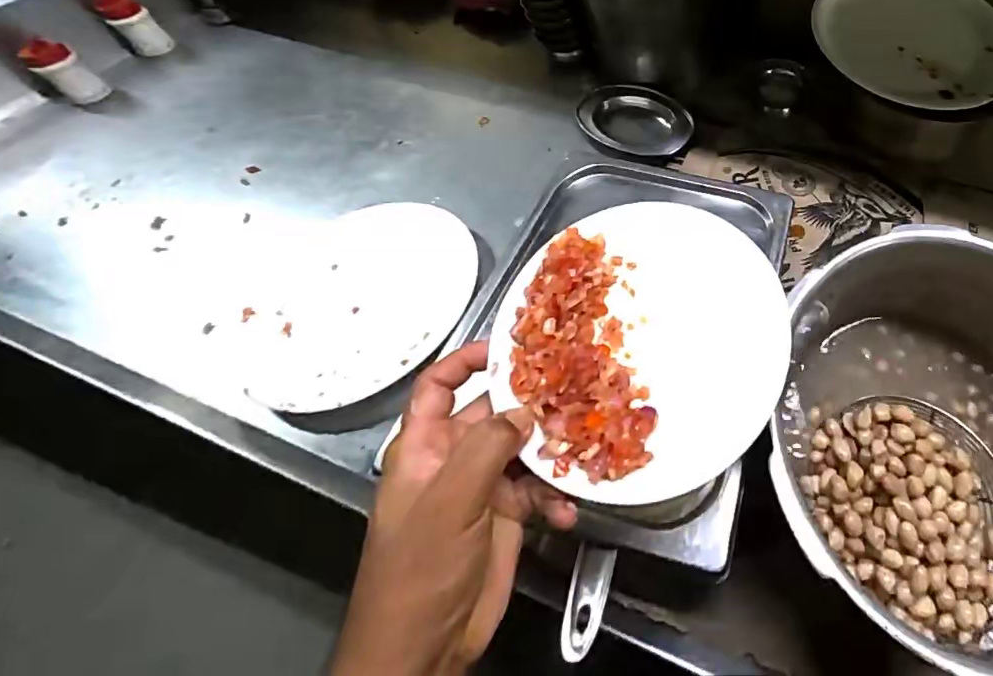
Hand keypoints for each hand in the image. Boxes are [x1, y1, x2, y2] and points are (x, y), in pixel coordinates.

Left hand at [331, 343, 575, 675]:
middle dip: (529, 405)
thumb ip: (487, 447)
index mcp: (424, 447)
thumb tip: (523, 411)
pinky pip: (537, 490)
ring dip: (550, 451)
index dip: (466, 360)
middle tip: (568, 394)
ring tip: (577, 451)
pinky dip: (555, 495)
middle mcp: (453, 460)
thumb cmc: (415, 575)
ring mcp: (481, 487)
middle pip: (494, 413)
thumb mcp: (450, 501)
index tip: (505, 347)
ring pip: (522, 449)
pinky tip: (567, 508)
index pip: (438, 386)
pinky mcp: (505, 515)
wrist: (422, 650)